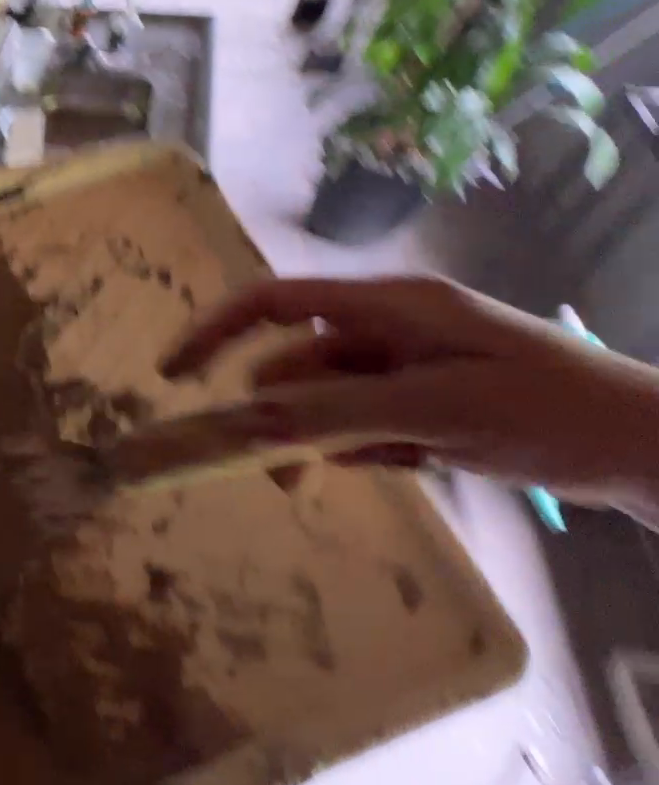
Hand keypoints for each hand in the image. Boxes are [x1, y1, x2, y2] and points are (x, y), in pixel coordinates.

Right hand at [159, 276, 658, 517]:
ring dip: (314, 438)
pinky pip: (353, 420)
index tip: (174, 376)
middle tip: (278, 472)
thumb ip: (334, 411)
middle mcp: (385, 328)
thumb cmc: (554, 413)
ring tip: (322, 480)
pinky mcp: (416, 399)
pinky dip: (356, 447)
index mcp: (389, 306)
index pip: (272, 303)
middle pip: (291, 364)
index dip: (213, 332)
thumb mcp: (438, 410)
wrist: (658, 452)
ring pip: (318, 399)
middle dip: (276, 414)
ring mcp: (401, 365)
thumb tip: (243, 420)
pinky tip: (401, 464)